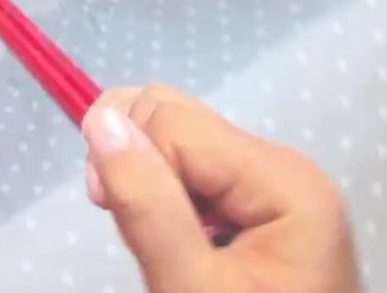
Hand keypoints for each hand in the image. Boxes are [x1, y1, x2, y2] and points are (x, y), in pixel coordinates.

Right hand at [82, 84, 358, 292]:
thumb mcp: (190, 289)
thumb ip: (147, 205)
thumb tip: (102, 121)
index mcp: (285, 181)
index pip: (169, 121)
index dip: (130, 159)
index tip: (111, 214)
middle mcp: (283, 162)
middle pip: (168, 112)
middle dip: (131, 156)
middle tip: (130, 225)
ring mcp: (270, 175)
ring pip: (168, 125)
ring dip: (139, 167)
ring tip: (150, 228)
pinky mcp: (253, 189)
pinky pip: (182, 151)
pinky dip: (156, 178)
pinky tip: (168, 227)